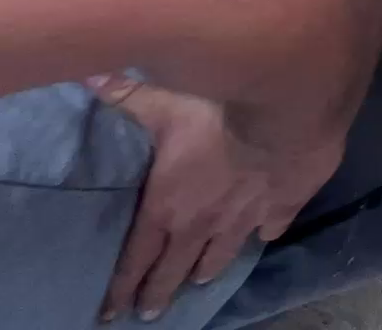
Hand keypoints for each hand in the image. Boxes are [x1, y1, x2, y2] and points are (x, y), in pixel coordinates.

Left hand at [90, 74, 342, 321]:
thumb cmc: (224, 111)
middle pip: (175, 266)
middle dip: (160, 290)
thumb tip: (86, 75)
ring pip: (223, 251)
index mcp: (168, 205)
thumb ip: (128, 93)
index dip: (121, 288)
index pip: (135, 259)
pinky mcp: (286, 202)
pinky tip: (265, 235)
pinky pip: (274, 225)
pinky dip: (266, 233)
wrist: (294, 110)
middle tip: (152, 311)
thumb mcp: (168, 99)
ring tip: (202, 280)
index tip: (110, 312)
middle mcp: (203, 220)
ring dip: (209, 267)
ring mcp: (248, 214)